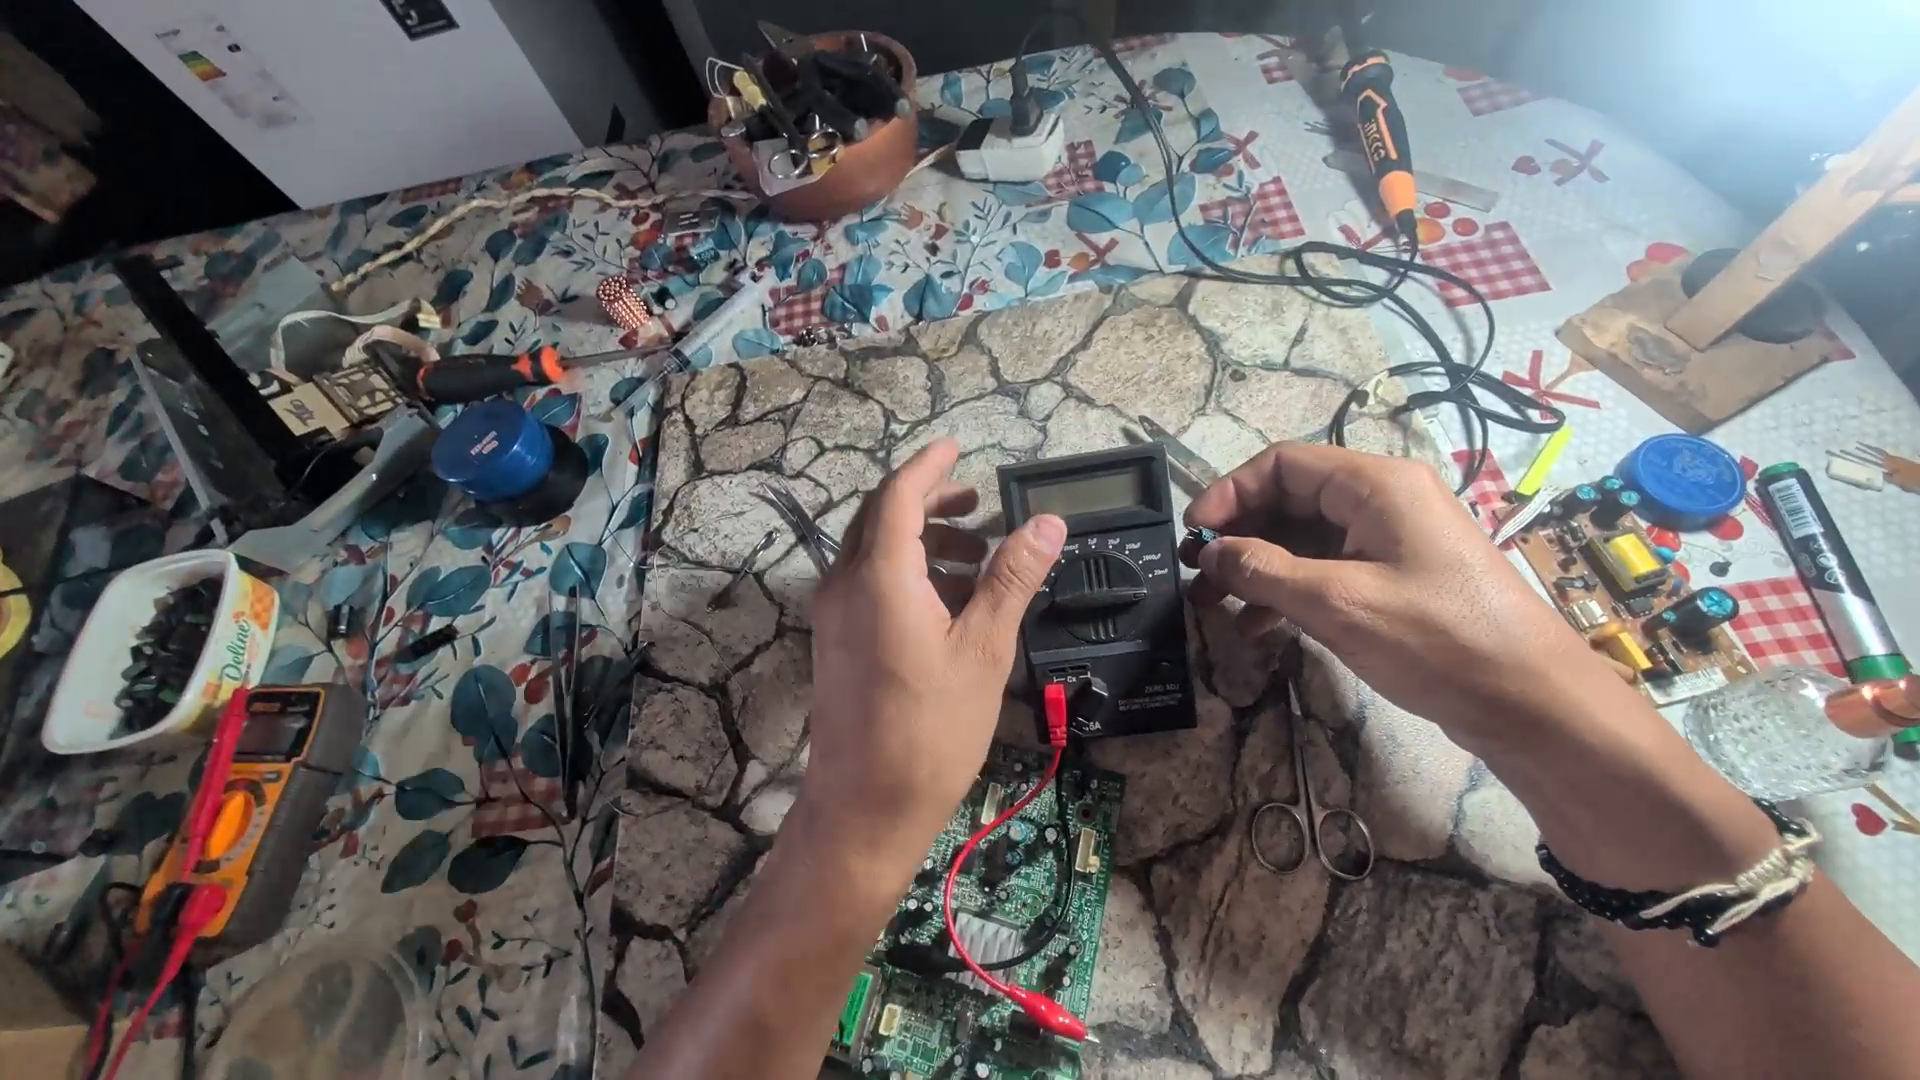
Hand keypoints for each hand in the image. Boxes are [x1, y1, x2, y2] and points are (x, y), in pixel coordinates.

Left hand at [804, 437, 1066, 860]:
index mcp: (878, 576)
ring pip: (874, 551)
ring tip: (979, 556)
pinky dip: (907, 573)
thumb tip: (1048, 522)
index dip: (929, 467)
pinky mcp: (835, 641)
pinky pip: (868, 584)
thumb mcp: (984, 649)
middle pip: (880, 517)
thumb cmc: (931, 729)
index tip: (957, 448)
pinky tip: (950, 601)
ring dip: (923, 541)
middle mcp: (844, 584)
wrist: (865, 807)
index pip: (897, 495)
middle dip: (929, 502)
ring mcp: (833, 614)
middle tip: (978, 503)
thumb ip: (1012, 579)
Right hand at [1184, 441, 1618, 748]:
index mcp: (1375, 486)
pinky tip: (1257, 627)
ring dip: (1255, 568)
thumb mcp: (1338, 602)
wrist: (1531, 703)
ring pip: (1301, 540)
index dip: (1228, 493)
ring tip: (1213, 604)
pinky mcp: (1392, 579)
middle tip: (1197, 574)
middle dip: (1237, 535)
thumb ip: (1264, 571)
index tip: (1192, 533)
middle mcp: (1381, 502)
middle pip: (1288, 500)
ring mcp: (1388, 542)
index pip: (1281, 464)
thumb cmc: (1437, 639)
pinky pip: (1323, 571)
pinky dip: (1286, 592)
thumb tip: (1209, 553)